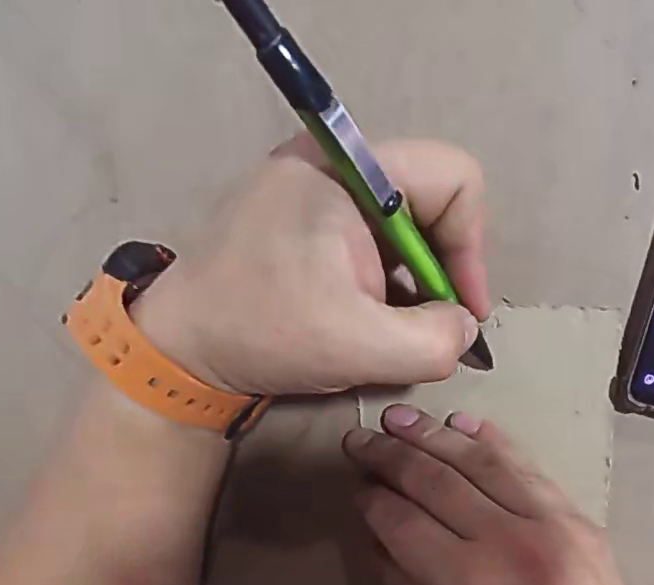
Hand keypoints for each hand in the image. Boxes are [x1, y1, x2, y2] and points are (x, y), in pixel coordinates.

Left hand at [132, 137, 494, 396]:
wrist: (182, 347)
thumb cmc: (264, 335)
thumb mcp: (362, 348)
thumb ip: (434, 341)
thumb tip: (463, 329)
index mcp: (347, 171)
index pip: (454, 179)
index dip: (472, 249)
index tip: (462, 311)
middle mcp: (334, 166)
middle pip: (431, 203)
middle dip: (443, 272)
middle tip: (434, 327)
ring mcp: (315, 191)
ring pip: (403, 228)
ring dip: (414, 286)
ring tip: (397, 333)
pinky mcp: (304, 221)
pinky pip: (371, 242)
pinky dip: (385, 285)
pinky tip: (370, 323)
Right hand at [344, 405, 653, 584]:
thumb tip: (375, 537)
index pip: (402, 523)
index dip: (372, 501)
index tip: (356, 487)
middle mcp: (504, 542)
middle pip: (434, 482)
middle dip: (390, 456)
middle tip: (360, 439)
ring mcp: (547, 522)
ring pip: (478, 463)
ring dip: (432, 435)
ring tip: (398, 418)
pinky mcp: (574, 514)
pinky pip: (525, 465)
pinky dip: (491, 441)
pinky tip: (461, 423)